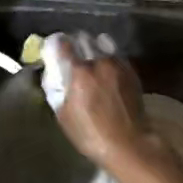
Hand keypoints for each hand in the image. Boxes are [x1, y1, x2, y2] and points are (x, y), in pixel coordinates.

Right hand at [45, 33, 162, 175]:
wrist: (129, 144)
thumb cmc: (90, 133)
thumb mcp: (62, 114)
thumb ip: (55, 88)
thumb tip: (52, 72)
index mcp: (77, 72)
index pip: (61, 43)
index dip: (54, 44)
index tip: (52, 50)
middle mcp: (98, 62)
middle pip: (82, 38)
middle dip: (73, 43)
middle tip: (69, 54)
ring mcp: (117, 65)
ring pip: (102, 42)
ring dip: (92, 47)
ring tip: (88, 58)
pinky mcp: (131, 71)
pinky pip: (116, 54)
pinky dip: (107, 55)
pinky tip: (105, 68)